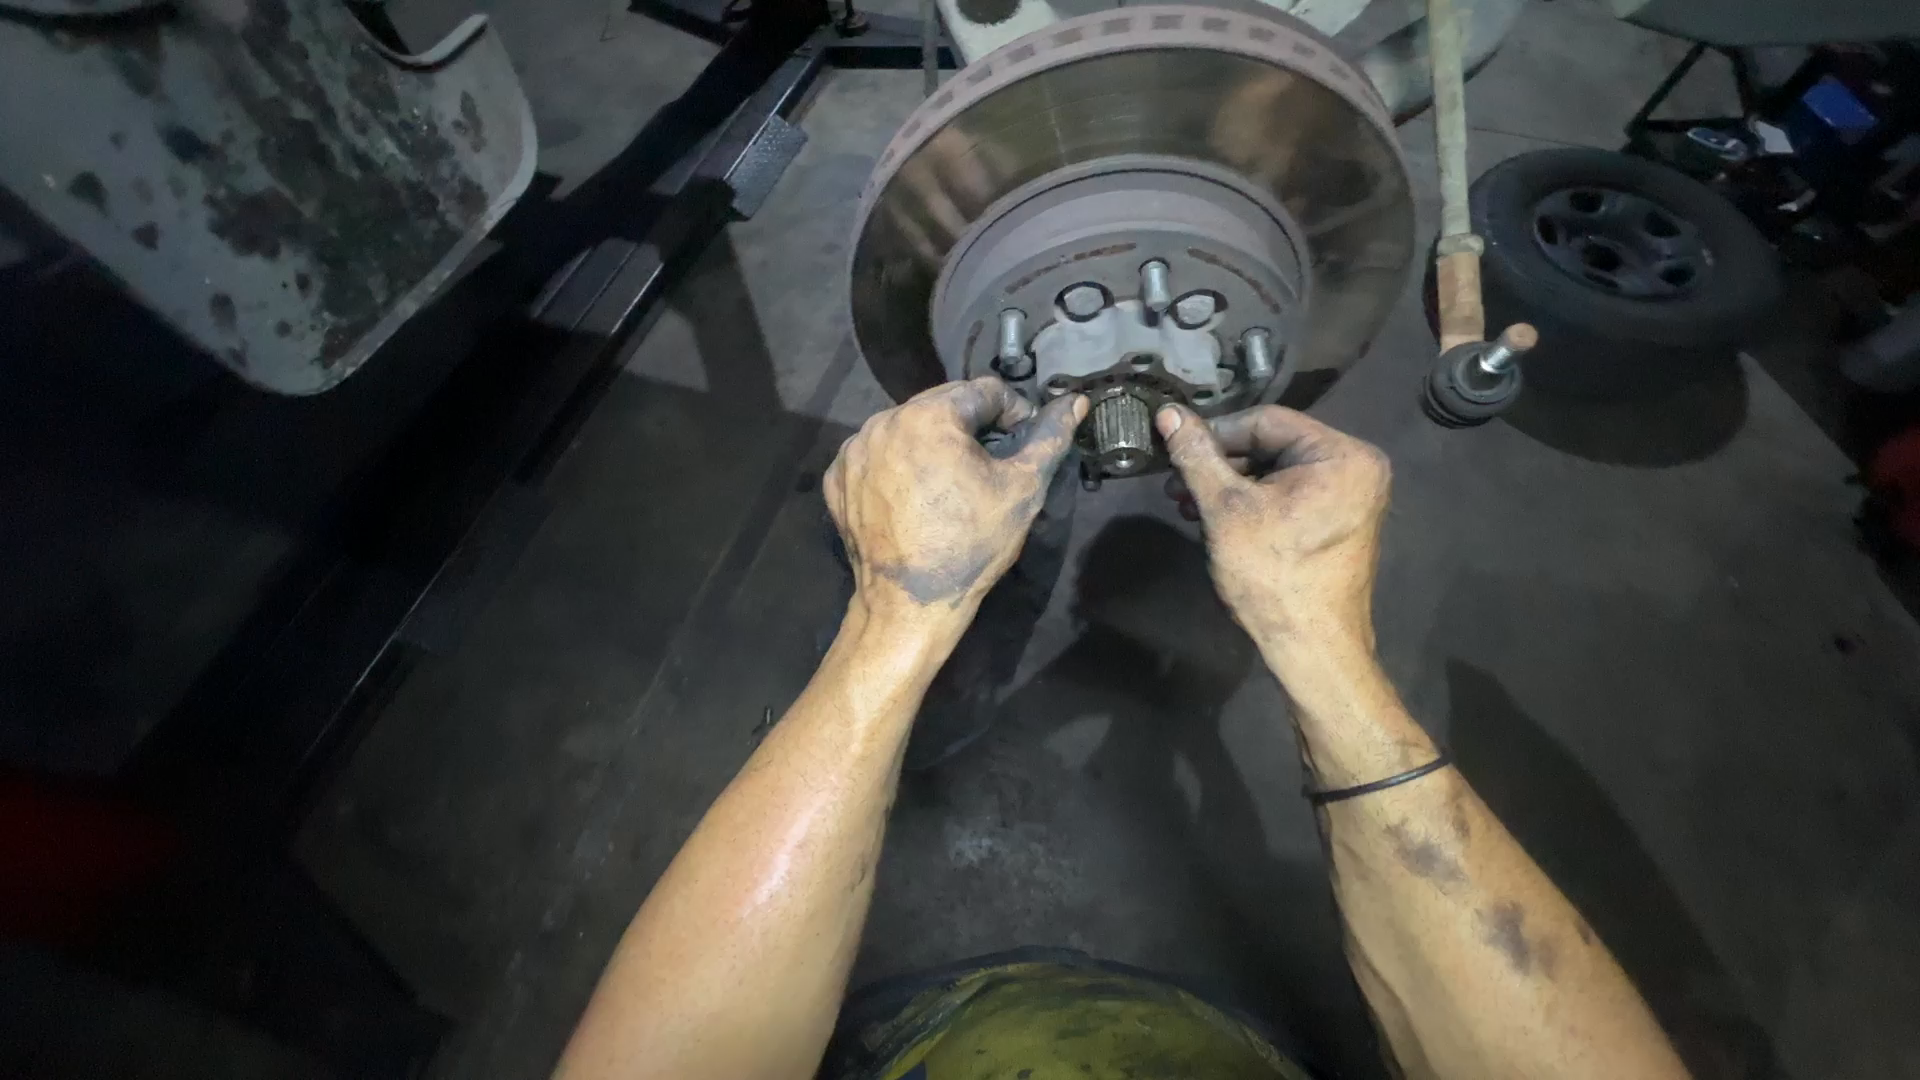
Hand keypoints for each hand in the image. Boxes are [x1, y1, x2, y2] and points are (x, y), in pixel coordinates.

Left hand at [827, 378, 1087, 633]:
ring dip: (933, 444)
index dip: (1014, 413)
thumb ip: (1049, 439)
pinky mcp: (837, 479)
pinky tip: (914, 496)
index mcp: (929, 415)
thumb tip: (1074, 402)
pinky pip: (877, 456)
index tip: (1023, 444)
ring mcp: (854, 451)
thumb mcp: (1021, 489)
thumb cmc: (970, 544)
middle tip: (990, 465)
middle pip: (942, 406)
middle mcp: (883, 421)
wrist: (909, 602)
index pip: (985, 391)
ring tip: (951, 482)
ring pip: (907, 428)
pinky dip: (897, 466)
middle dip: (971, 428)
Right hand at [1157, 404, 1390, 658]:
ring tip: (1186, 506)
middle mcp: (1356, 467)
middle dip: (1218, 465)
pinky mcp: (1337, 520)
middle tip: (1174, 485)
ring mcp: (1350, 496)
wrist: (1310, 645)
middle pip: (1270, 445)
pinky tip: (1214, 519)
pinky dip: (1250, 502)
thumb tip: (1168, 412)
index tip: (1174, 452)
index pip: (1265, 421)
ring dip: (1228, 485)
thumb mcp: (1226, 509)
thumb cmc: (1271, 574)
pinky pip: (1287, 494)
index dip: (1214, 434)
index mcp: (1342, 455)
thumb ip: (1197, 456)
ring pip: (1274, 471)